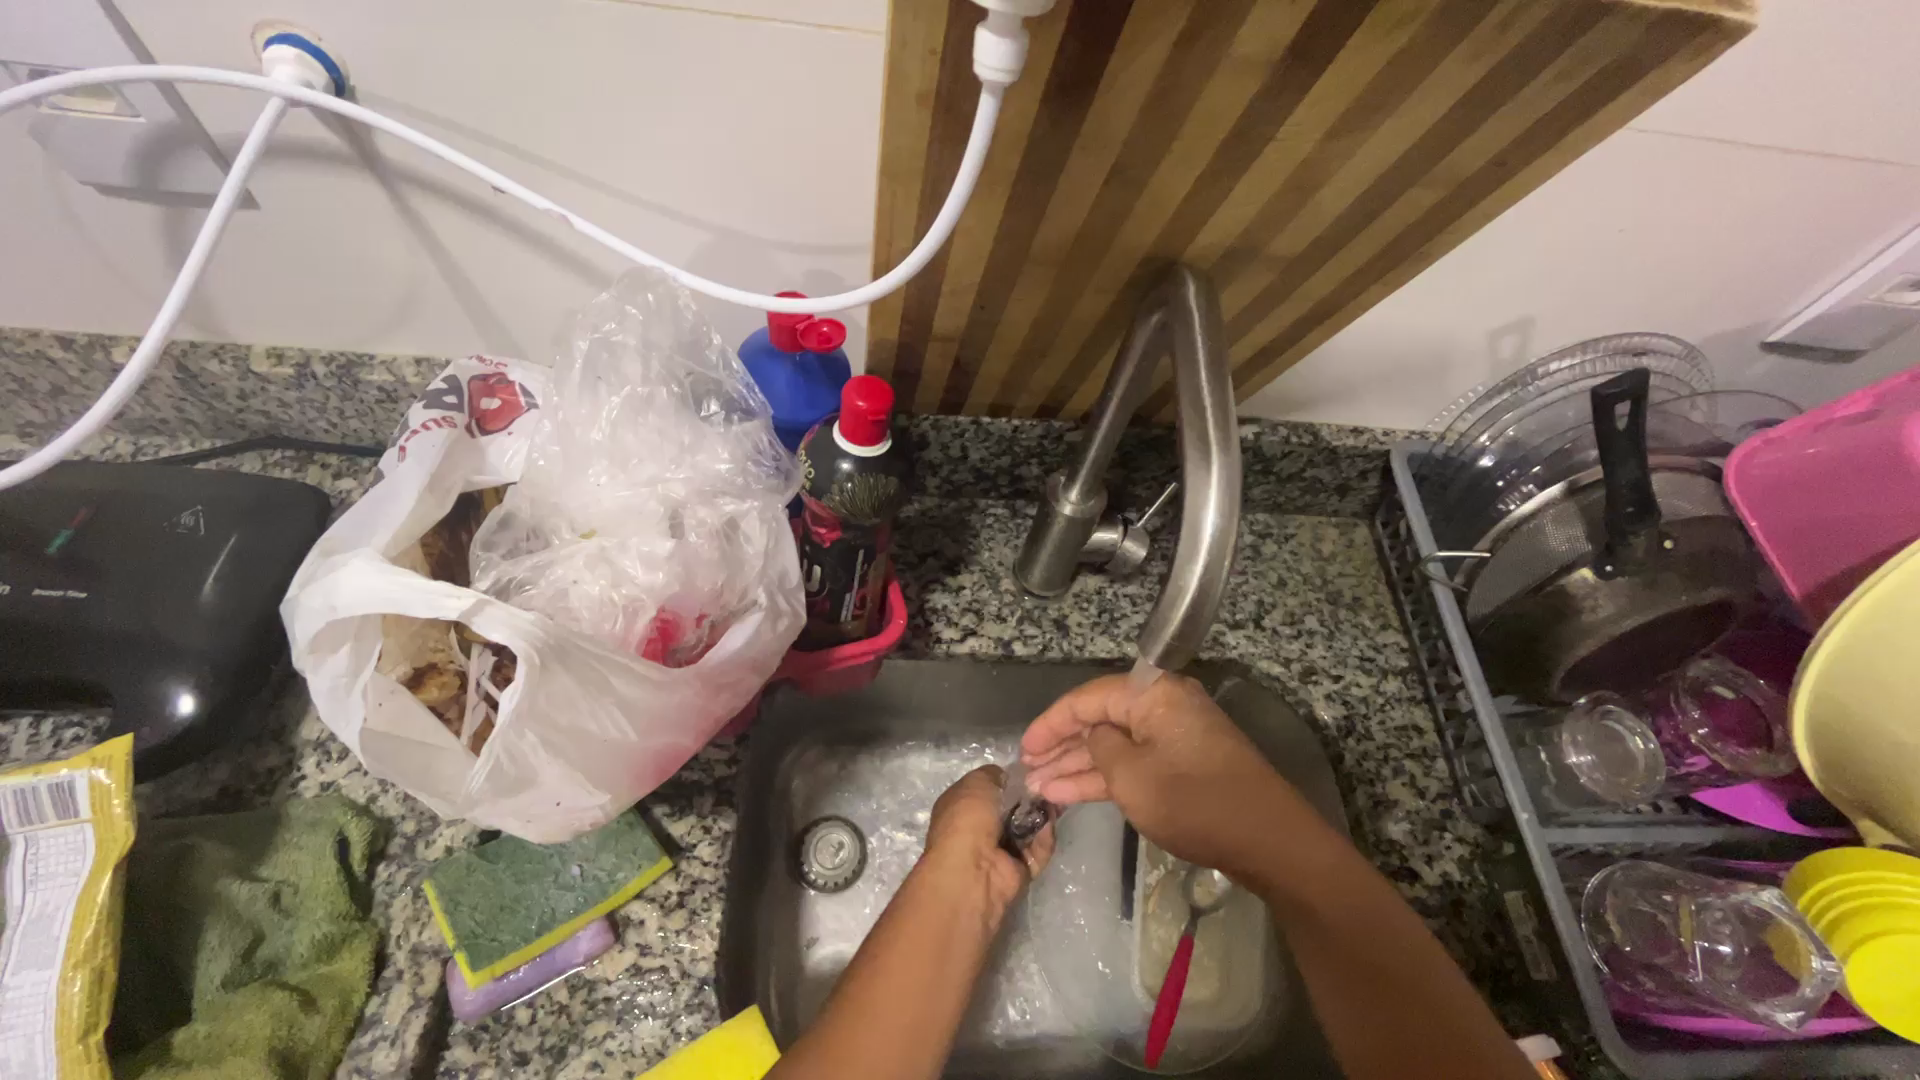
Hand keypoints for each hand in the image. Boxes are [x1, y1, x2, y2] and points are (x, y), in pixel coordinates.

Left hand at [921, 765, 1054, 920]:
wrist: (974, 869)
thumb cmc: (968, 818)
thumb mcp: (977, 781)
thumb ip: (996, 775)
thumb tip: (1010, 778)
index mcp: (964, 805)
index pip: (993, 788)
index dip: (1012, 779)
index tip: (1033, 771)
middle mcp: (981, 827)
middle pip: (1015, 807)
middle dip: (1033, 796)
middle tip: (1051, 786)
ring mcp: (1001, 849)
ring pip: (1030, 826)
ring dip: (1043, 815)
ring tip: (1055, 802)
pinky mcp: (1021, 868)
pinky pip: (1039, 848)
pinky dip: (1045, 838)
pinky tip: (1048, 826)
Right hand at [1021, 673, 1299, 882]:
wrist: (1270, 843)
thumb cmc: (1196, 805)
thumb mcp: (1133, 778)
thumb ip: (1101, 747)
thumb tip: (1094, 736)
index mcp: (1154, 695)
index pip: (1088, 699)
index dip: (1051, 723)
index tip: (1023, 748)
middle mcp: (1163, 707)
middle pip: (1100, 718)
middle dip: (1061, 747)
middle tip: (1026, 771)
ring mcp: (1174, 737)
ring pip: (1113, 744)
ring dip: (1077, 766)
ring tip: (1038, 788)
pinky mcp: (1181, 765)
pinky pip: (1133, 762)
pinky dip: (1103, 777)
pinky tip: (1067, 794)